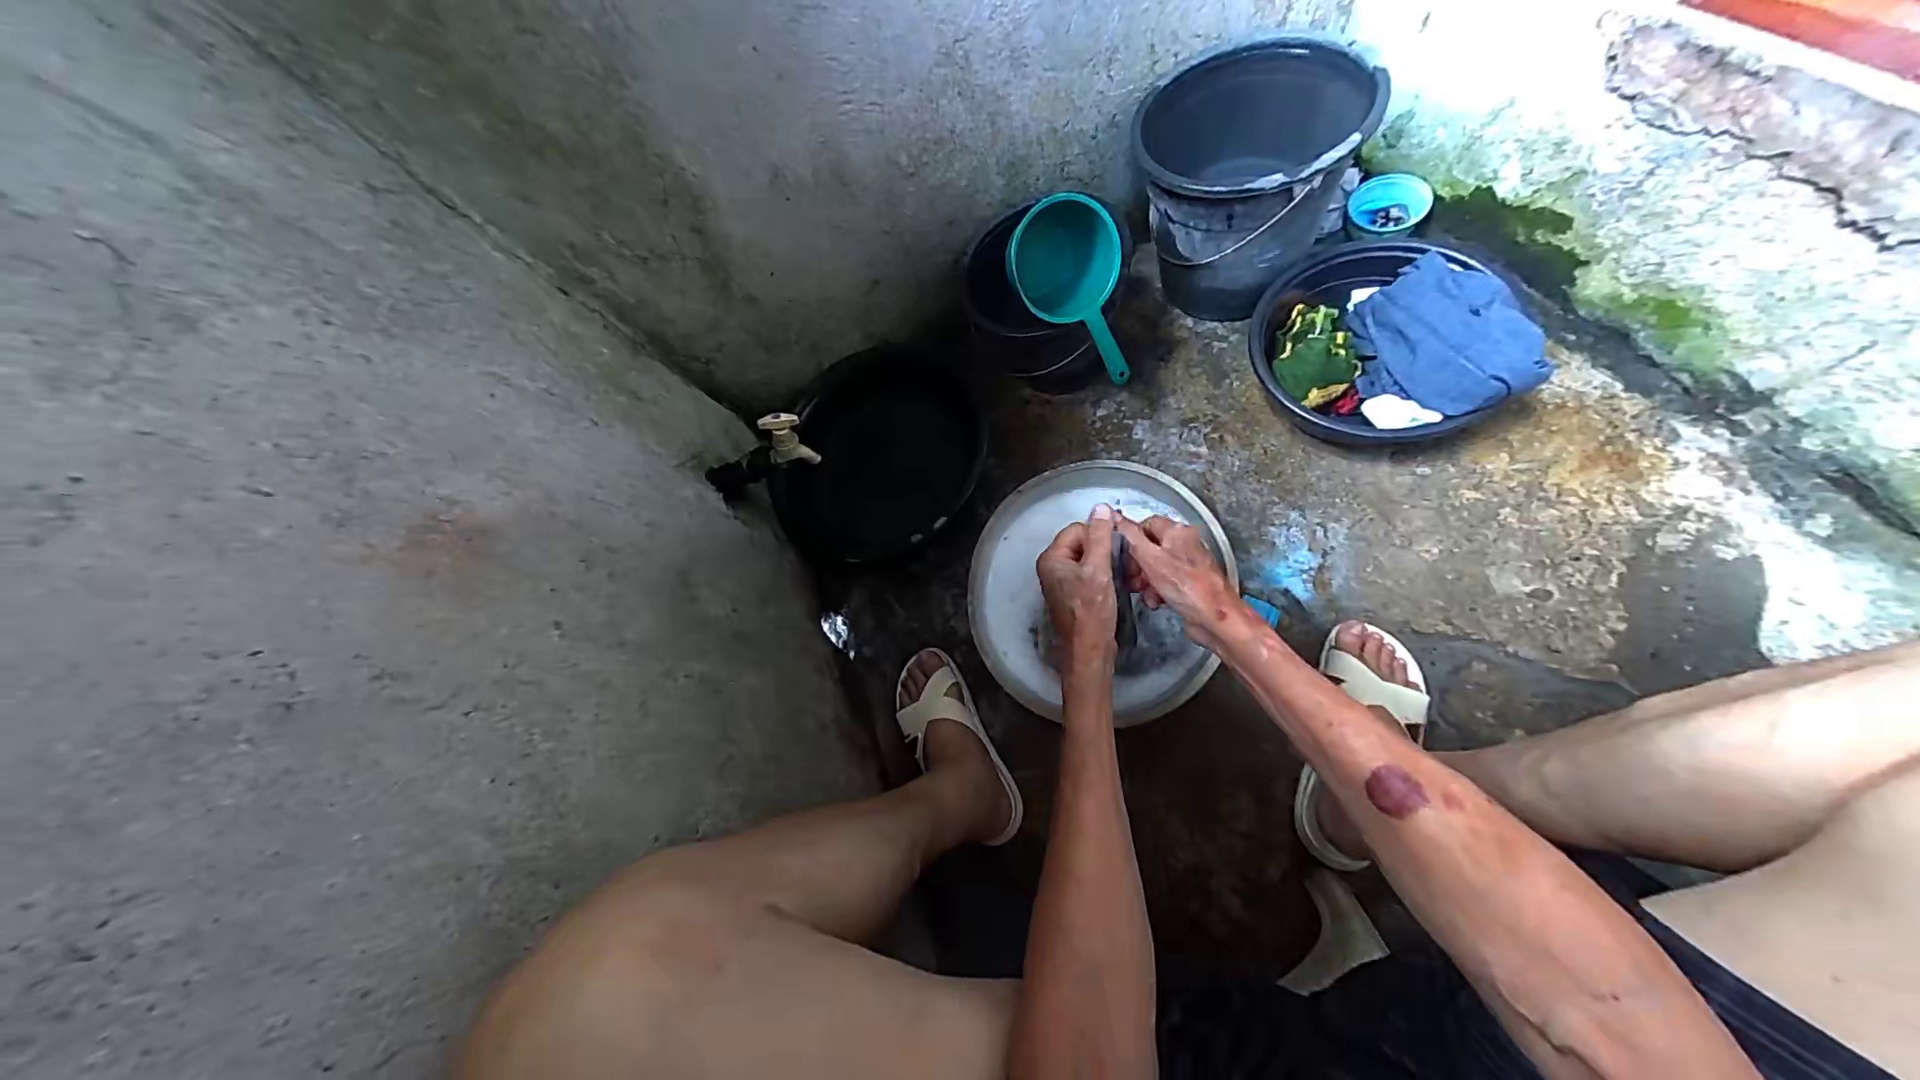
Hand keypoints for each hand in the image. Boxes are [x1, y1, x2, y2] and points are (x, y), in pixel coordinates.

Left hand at [1036, 504, 1118, 673]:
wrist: (1089, 652)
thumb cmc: (1090, 613)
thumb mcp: (1098, 570)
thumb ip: (1100, 537)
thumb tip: (1102, 508)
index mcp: (1052, 558)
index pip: (1079, 529)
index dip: (1101, 536)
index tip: (1119, 548)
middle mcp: (1055, 568)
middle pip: (1087, 543)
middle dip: (1110, 550)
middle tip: (1130, 563)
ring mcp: (1066, 582)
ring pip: (1094, 559)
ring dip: (1114, 564)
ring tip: (1131, 575)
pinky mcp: (1078, 594)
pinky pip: (1096, 574)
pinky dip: (1111, 576)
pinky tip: (1126, 584)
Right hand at [1116, 515, 1241, 646]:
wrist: (1214, 618)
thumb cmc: (1187, 587)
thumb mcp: (1150, 558)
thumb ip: (1130, 536)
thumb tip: (1114, 516)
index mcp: (1178, 532)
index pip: (1146, 523)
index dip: (1131, 538)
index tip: (1122, 553)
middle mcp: (1184, 545)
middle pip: (1150, 546)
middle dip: (1137, 564)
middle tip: (1132, 577)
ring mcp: (1187, 566)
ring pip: (1155, 567)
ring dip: (1145, 581)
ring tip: (1144, 592)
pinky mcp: (1188, 585)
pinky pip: (1165, 582)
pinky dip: (1157, 591)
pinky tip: (1156, 601)